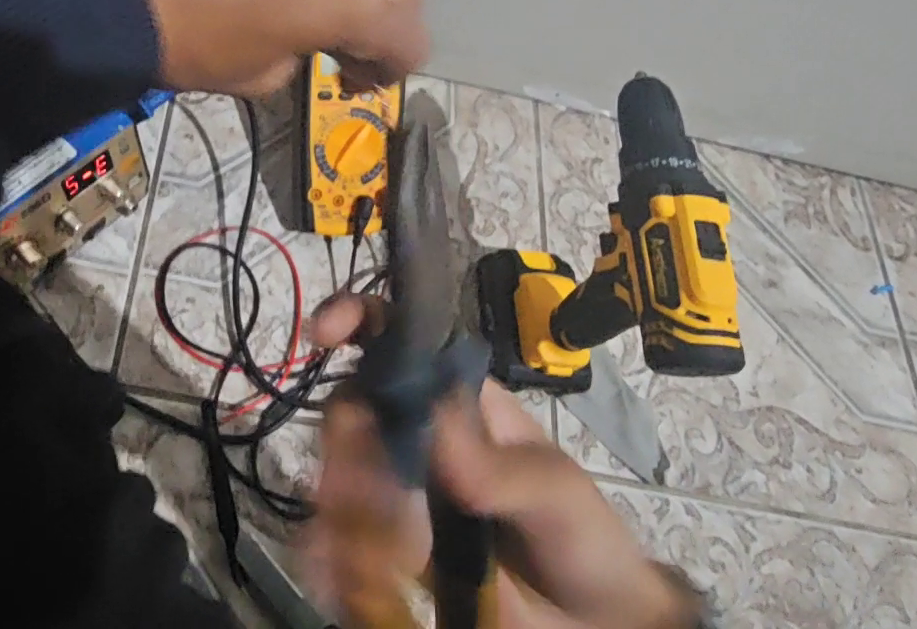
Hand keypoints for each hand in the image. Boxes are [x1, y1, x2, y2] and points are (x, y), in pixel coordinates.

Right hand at [304, 296, 698, 627]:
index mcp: (453, 395)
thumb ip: (499, 467)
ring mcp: (395, 488)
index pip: (395, 336)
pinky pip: (336, 540)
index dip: (353, 318)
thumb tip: (433, 426)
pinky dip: (334, 558)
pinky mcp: (385, 546)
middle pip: (349, 409)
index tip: (323, 333)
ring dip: (344, 512)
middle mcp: (414, 431)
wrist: (593, 621)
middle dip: (346, 448)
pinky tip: (355, 580)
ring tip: (387, 559)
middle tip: (367, 494)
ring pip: (334, 475)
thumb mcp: (553, 491)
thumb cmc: (579, 532)